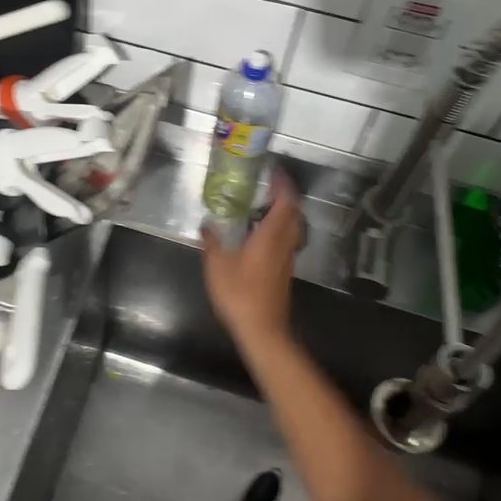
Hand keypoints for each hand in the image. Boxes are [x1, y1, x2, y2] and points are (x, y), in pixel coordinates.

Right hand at [202, 171, 303, 347]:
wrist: (263, 329)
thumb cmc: (240, 294)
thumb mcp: (217, 265)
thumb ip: (212, 241)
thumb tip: (206, 223)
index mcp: (271, 235)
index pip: (286, 201)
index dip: (283, 185)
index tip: (275, 172)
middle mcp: (285, 242)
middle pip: (294, 212)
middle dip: (285, 196)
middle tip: (269, 186)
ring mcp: (288, 258)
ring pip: (293, 227)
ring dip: (284, 213)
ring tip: (264, 206)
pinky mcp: (285, 270)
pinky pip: (288, 240)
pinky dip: (280, 228)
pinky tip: (261, 234)